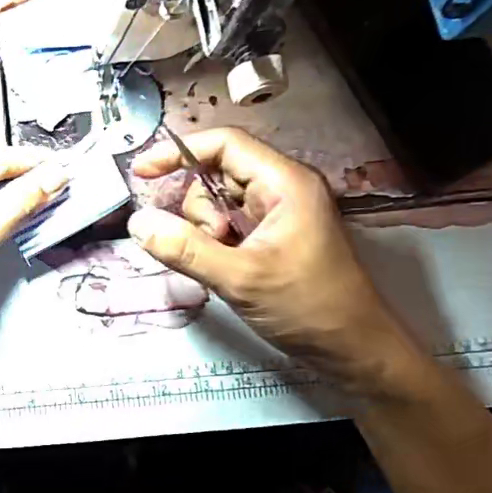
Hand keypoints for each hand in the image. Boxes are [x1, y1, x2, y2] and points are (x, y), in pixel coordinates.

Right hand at [126, 127, 424, 393]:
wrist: (353, 348)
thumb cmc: (307, 307)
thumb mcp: (240, 278)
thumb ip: (186, 250)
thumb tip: (138, 223)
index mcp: (284, 182)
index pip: (224, 144)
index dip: (178, 152)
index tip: (142, 174)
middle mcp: (283, 189)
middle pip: (218, 174)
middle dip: (199, 208)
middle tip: (207, 245)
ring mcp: (280, 214)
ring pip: (221, 203)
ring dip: (207, 230)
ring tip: (222, 264)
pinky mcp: (275, 238)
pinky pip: (232, 226)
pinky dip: (217, 243)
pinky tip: (222, 268)